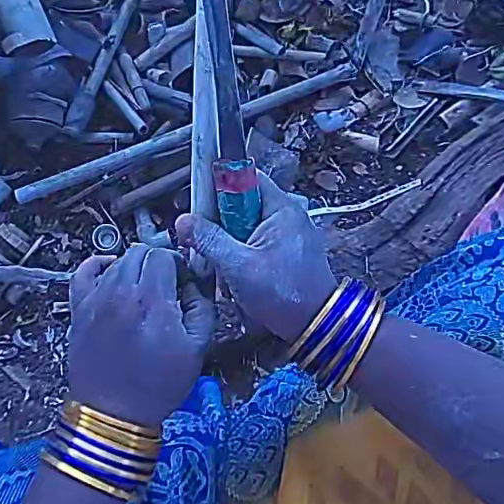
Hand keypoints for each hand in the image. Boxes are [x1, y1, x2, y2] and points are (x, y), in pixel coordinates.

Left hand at [65, 245, 210, 426]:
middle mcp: (119, 292)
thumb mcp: (196, 350)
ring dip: (133, 267)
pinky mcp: (78, 308)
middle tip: (166, 284)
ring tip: (143, 289)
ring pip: (117, 260)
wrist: (113, 413)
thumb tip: (194, 284)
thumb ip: (202, 308)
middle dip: (157, 262)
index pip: (164, 255)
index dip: (178, 264)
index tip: (183, 280)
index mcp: (151, 300)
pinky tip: (111, 272)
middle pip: (140, 252)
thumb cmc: (156, 385)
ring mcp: (95, 298)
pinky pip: (84, 271)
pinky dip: (98, 265)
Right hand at [175, 171, 337, 342]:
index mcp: (282, 209)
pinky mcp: (285, 252)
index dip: (219, 184)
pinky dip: (239, 254)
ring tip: (220, 263)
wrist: (319, 327)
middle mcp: (287, 216)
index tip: (199, 201)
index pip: (246, 176)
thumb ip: (210, 240)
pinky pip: (253, 242)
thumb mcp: (239, 266)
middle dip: (219, 222)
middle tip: (204, 240)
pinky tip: (233, 273)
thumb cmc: (286, 295)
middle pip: (241, 203)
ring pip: (244, 225)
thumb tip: (184, 221)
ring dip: (227, 242)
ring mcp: (287, 234)